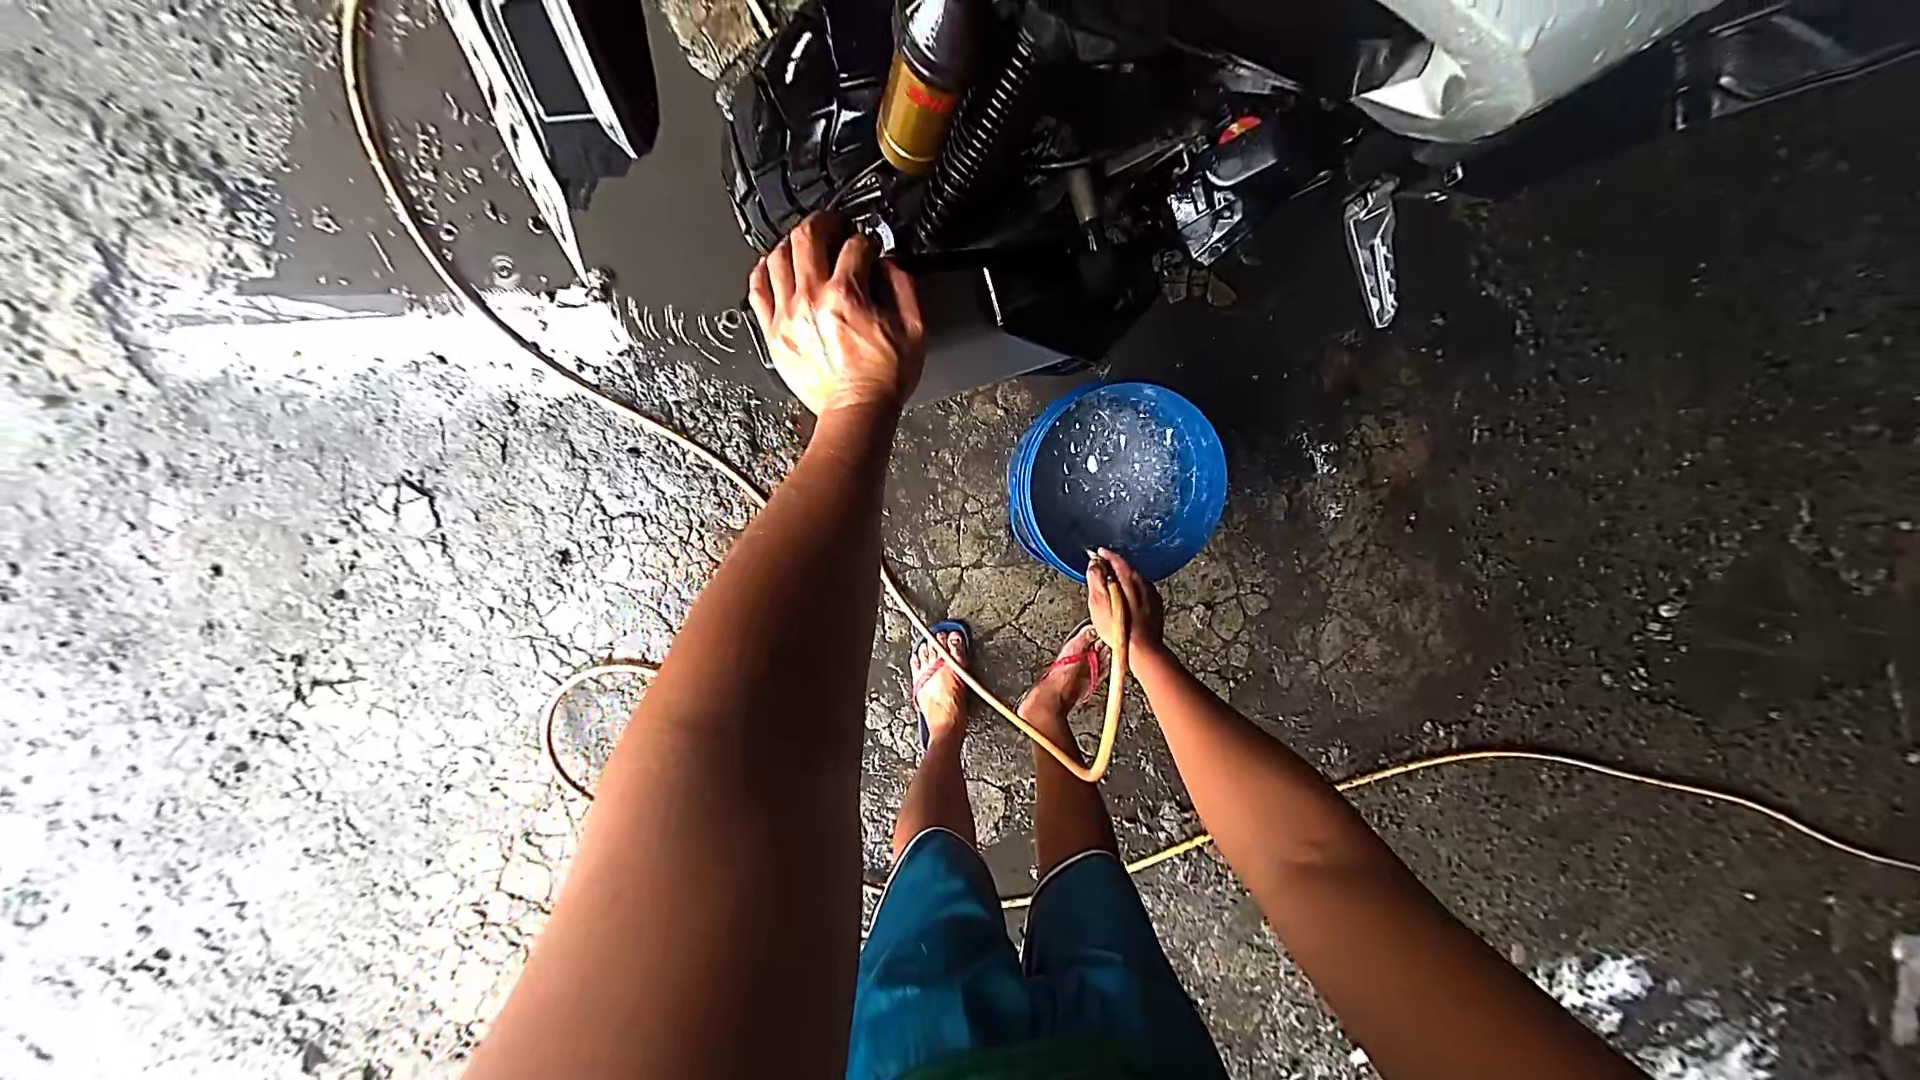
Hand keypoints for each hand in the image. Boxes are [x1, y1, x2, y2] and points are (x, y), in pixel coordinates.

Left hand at [747, 212, 925, 414]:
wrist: (857, 411)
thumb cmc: (882, 379)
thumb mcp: (915, 330)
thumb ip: (904, 286)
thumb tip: (889, 263)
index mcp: (847, 295)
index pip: (854, 244)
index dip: (867, 239)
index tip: (870, 246)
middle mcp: (812, 299)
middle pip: (808, 235)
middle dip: (826, 223)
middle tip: (835, 227)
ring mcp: (788, 315)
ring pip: (778, 255)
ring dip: (795, 242)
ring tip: (807, 245)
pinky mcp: (774, 332)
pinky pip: (757, 288)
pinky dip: (765, 270)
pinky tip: (776, 267)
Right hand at [1087, 548, 1163, 656]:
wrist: (1143, 649)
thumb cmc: (1118, 627)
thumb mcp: (1099, 602)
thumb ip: (1096, 579)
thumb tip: (1094, 563)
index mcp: (1130, 578)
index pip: (1117, 559)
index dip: (1106, 555)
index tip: (1098, 553)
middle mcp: (1144, 583)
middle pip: (1128, 569)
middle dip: (1114, 567)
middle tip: (1102, 569)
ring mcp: (1152, 596)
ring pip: (1136, 581)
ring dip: (1124, 580)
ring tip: (1112, 586)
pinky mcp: (1156, 608)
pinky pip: (1142, 593)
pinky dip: (1132, 591)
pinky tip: (1125, 600)